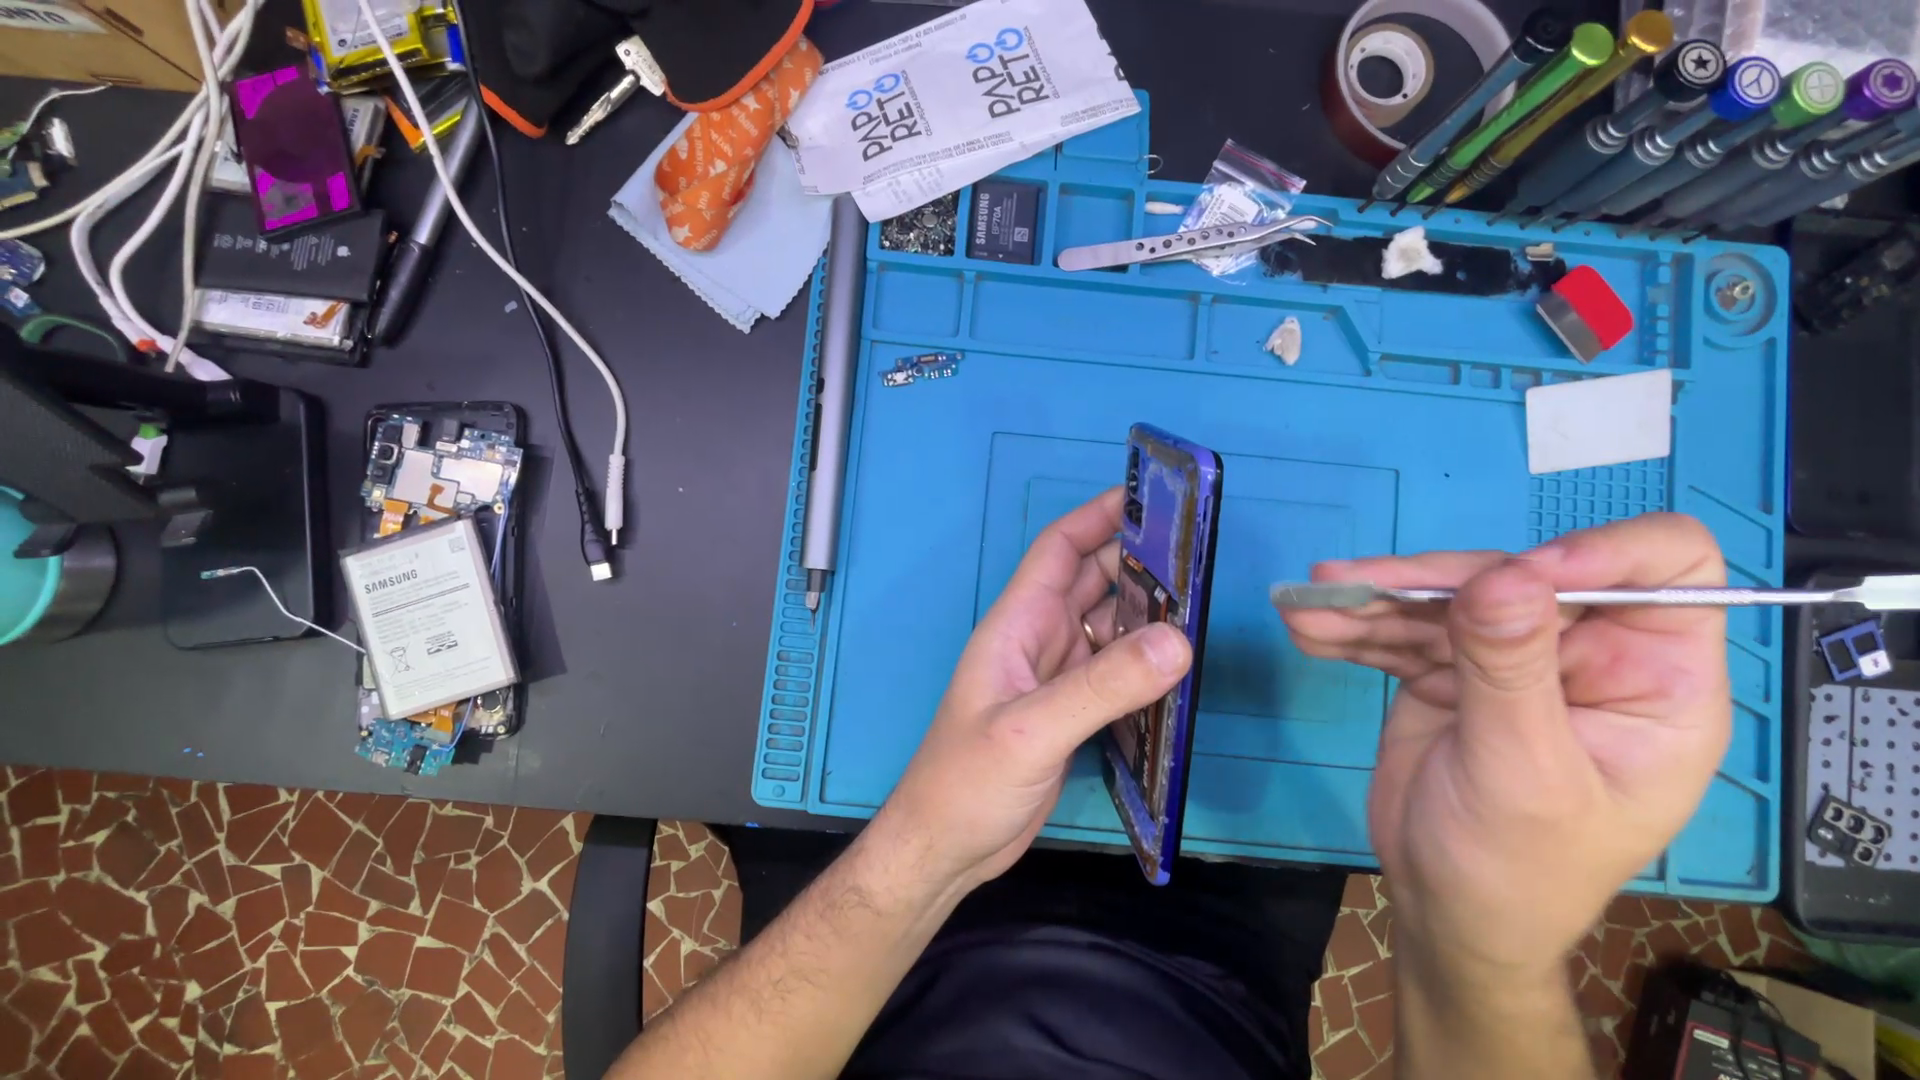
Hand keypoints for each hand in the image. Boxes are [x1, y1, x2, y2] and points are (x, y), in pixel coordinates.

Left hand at [876, 488, 1192, 892]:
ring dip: (1147, 616)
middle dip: (1139, 564)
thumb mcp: (1032, 729)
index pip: (1058, 550)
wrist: (945, 847)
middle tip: (1201, 556)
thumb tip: (1179, 641)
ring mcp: (1053, 679)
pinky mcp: (1067, 715)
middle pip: (1092, 583)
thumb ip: (1102, 687)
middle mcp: (1037, 641)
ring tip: (1203, 609)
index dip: (1099, 517)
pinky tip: (1178, 670)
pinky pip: (1112, 674)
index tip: (1154, 499)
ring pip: (1107, 629)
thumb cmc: (968, 780)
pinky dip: (1143, 665)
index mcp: (1017, 625)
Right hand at [1282, 514, 1730, 983]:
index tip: (1509, 577)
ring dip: (1369, 603)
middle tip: (1344, 586)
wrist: (1444, 914)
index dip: (1598, 553)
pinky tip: (1308, 629)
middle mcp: (1583, 656)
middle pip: (1513, 578)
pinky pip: (1400, 634)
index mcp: (1652, 679)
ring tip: (1305, 606)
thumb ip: (1511, 669)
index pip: (1664, 573)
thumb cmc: (1517, 866)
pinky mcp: (1446, 674)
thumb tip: (1503, 572)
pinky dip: (1352, 630)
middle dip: (1425, 581)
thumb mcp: (1523, 772)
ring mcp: (1508, 662)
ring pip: (1442, 602)